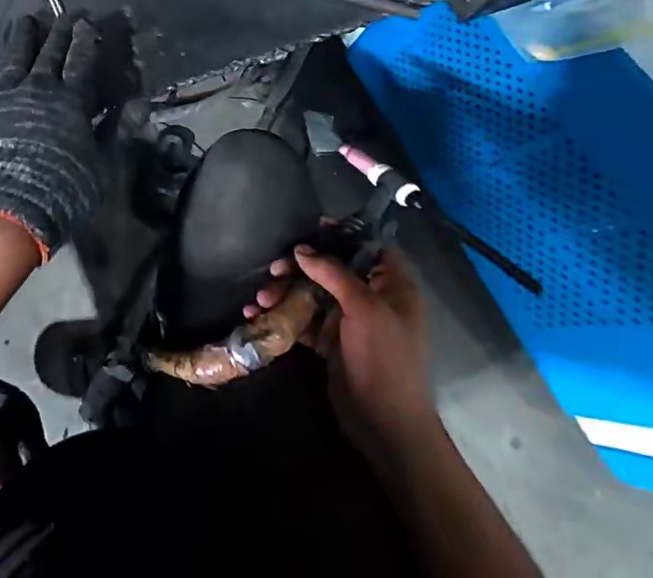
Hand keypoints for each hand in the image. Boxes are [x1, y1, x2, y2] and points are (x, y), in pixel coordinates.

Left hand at [0, 13, 105, 260]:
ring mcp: (7, 91)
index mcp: (72, 99)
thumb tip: (143, 102)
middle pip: (53, 50)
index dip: (88, 38)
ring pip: (17, 53)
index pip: (83, 59)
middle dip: (63, 29)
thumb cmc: (63, 190)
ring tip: (28, 19)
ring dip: (25, 34)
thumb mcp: (102, 164)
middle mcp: (40, 86)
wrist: (10, 208)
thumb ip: (119, 129)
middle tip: (69, 14)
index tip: (90, 22)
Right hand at [248, 245, 432, 441]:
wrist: (386, 424)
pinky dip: (284, 316)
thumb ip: (334, 274)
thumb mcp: (364, 308)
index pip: (371, 246)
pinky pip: (305, 320)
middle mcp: (372, 298)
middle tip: (275, 269)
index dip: (345, 234)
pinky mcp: (332, 342)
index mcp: (393, 286)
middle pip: (334, 269)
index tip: (314, 227)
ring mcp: (350, 321)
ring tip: (260, 299)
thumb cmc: (384, 358)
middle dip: (302, 267)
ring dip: (286, 292)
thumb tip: (302, 249)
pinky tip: (259, 316)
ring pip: (315, 293)